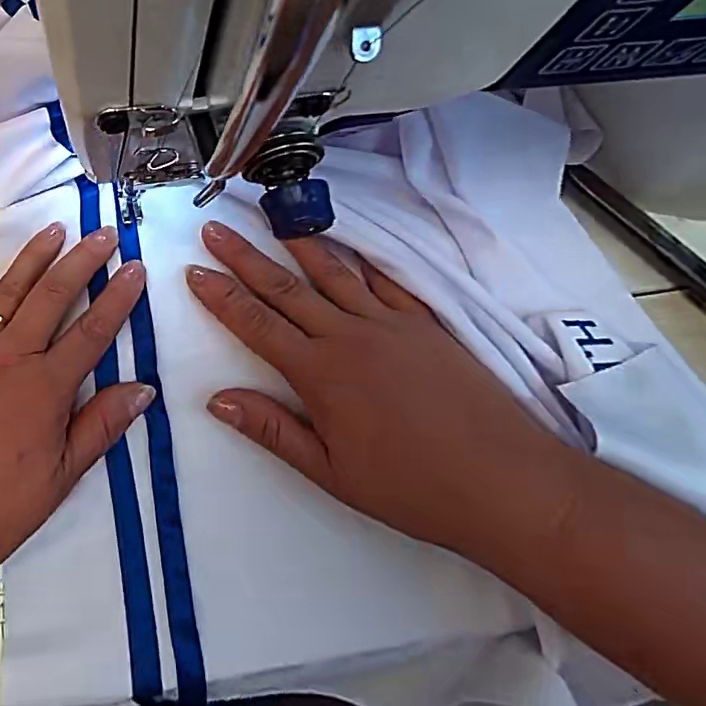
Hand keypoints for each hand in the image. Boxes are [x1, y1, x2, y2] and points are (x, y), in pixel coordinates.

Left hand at [0, 223, 153, 599]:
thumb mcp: (56, 481)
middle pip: (53, 297)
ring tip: (56, 230)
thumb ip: (98, 427)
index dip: (118, 298)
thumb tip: (140, 389)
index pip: (92, 332)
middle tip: (104, 235)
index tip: (134, 269)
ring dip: (34, 257)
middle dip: (83, 261)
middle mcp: (7, 358)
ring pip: (7, 290)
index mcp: (42, 389)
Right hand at [186, 221, 584, 554]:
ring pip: (332, 273)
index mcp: (320, 374)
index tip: (194, 271)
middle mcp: (348, 336)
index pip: (255, 324)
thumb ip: (272, 430)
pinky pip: (385, 281)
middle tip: (214, 229)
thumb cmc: (414, 488)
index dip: (220, 296)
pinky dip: (360, 258)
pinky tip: (345, 245)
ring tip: (271, 217)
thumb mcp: (332, 472)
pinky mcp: (426, 323)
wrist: (512, 486)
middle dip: (243, 256)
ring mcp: (390, 324)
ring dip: (295, 243)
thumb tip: (217, 399)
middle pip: (284, 287)